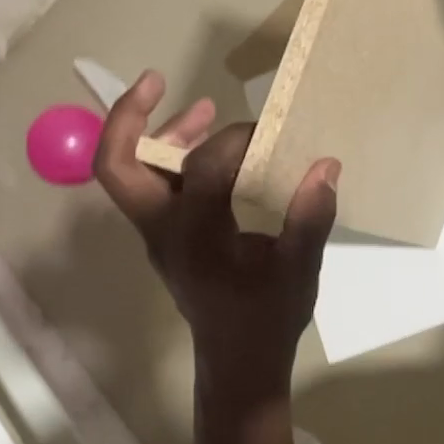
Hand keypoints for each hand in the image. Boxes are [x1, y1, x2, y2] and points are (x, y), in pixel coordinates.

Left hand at [94, 72, 340, 416]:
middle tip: (158, 81)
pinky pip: (155, 187)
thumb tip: (326, 165)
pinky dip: (172, 157)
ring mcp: (160, 235)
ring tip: (200, 107)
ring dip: (156, 134)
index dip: (237, 140)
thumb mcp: (298, 270)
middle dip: (131, 118)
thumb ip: (310, 217)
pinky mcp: (169, 238)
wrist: (238, 362)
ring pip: (132, 173)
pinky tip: (209, 146)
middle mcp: (164, 230)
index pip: (204, 167)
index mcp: (194, 236)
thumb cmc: (267, 318)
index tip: (271, 134)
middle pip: (117, 166)